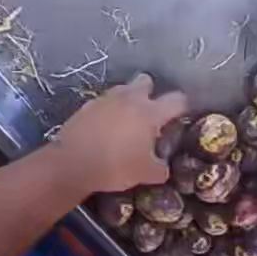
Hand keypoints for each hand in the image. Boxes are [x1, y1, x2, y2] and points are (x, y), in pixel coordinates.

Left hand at [52, 74, 188, 193]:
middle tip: (149, 114)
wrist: (72, 163)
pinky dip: (108, 111)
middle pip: (147, 81)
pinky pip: (103, 102)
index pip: (177, 100)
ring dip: (128, 100)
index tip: (183, 114)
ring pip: (123, 89)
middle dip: (151, 92)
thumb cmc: (115, 167)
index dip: (184, 106)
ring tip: (125, 121)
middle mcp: (129, 98)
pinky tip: (105, 128)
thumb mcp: (145, 174)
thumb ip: (160, 168)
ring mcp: (105, 99)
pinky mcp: (86, 106)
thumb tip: (163, 167)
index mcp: (150, 112)